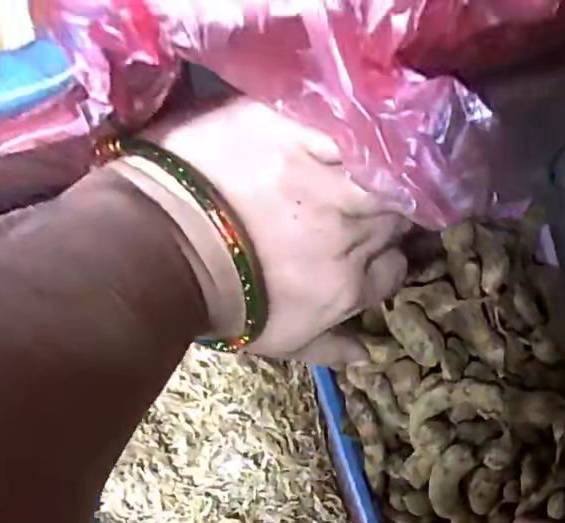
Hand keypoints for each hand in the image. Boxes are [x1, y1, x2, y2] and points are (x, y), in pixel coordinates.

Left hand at [103, 98, 410, 364]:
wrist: (169, 247)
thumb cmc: (228, 306)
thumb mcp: (284, 342)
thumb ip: (331, 348)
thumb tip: (365, 356)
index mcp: (349, 284)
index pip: (395, 269)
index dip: (388, 261)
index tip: (373, 255)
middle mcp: (351, 232)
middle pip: (395, 218)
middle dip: (388, 216)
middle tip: (360, 210)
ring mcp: (326, 179)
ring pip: (381, 170)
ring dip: (377, 172)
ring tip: (358, 169)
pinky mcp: (296, 130)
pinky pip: (343, 125)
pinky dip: (347, 128)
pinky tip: (340, 130)